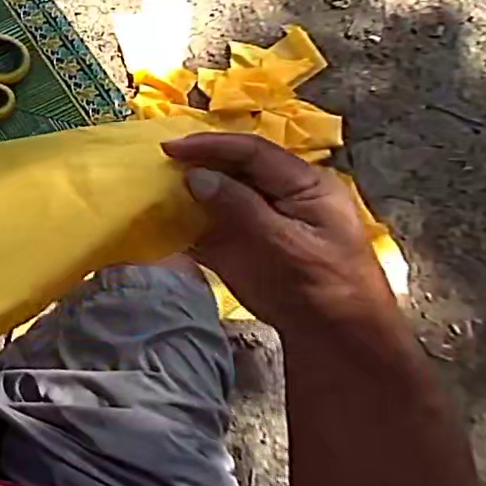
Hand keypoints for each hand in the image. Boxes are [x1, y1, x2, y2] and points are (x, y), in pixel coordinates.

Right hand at [162, 133, 398, 335]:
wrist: (333, 339)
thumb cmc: (324, 287)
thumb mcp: (287, 244)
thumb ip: (241, 207)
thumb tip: (195, 176)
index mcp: (303, 185)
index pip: (253, 152)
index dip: (212, 145)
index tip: (172, 148)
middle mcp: (276, 194)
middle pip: (230, 167)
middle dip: (195, 162)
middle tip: (157, 161)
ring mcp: (253, 218)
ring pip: (213, 192)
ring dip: (183, 189)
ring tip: (151, 185)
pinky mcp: (234, 243)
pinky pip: (201, 223)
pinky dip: (179, 219)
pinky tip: (157, 217)